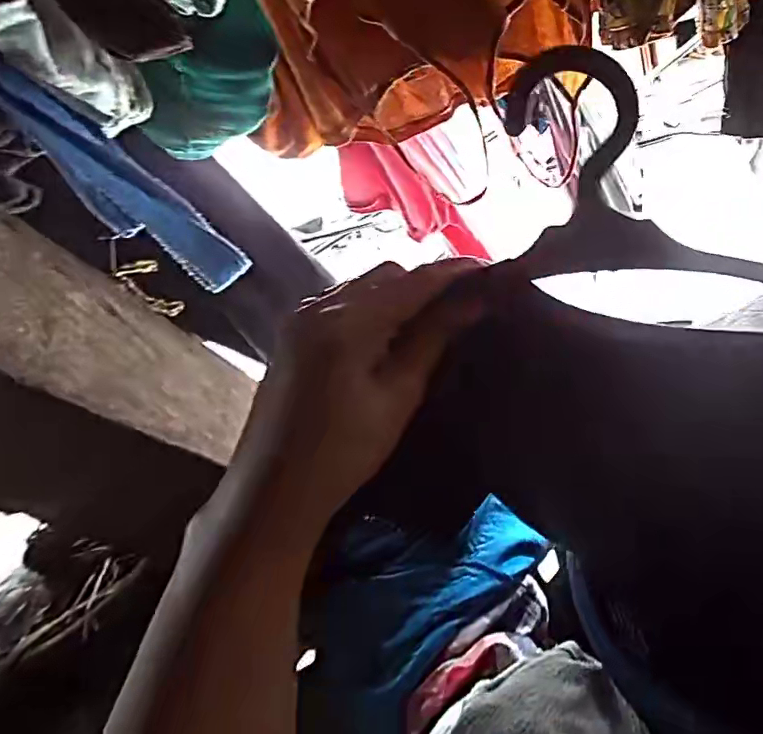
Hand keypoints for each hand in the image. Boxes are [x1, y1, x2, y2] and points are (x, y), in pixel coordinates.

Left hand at [228, 260, 485, 533]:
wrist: (272, 493)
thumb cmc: (344, 452)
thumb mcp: (399, 395)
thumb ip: (434, 338)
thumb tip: (474, 300)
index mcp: (348, 321)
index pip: (414, 281)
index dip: (454, 272)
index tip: (490, 270)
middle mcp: (321, 305)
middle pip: (388, 275)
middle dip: (428, 282)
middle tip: (466, 299)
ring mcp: (302, 315)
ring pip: (365, 284)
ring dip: (401, 292)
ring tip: (436, 313)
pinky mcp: (294, 330)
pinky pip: (345, 300)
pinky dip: (375, 304)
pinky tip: (393, 328)